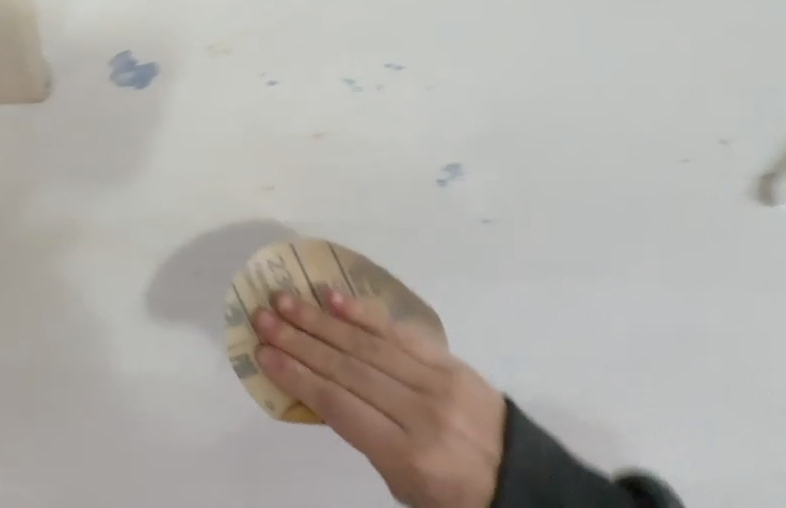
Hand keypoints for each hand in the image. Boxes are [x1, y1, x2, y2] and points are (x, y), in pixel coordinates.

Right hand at [252, 288, 505, 507]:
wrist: (525, 484)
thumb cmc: (450, 493)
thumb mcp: (400, 481)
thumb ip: (360, 433)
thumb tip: (312, 384)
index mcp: (408, 454)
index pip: (337, 404)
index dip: (295, 376)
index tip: (261, 353)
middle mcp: (423, 415)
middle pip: (347, 368)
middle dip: (298, 340)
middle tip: (261, 317)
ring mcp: (440, 384)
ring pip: (367, 344)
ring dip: (319, 319)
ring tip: (283, 300)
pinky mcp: (453, 364)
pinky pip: (400, 333)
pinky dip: (363, 313)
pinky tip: (333, 298)